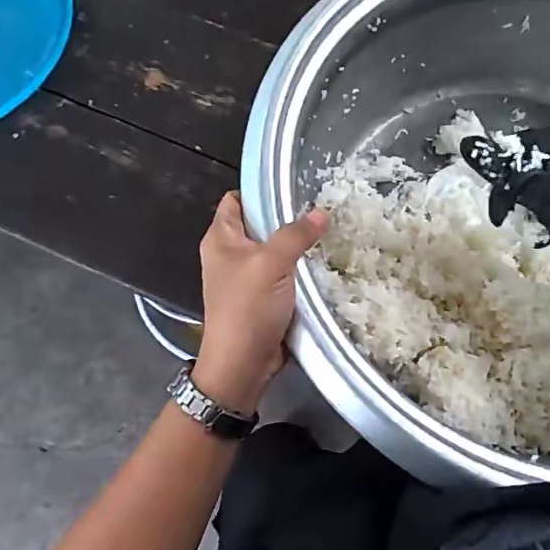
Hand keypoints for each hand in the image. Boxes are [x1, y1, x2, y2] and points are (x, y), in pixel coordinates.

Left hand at [191, 192, 328, 412]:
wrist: (243, 363)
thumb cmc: (247, 308)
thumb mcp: (271, 264)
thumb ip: (296, 235)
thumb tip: (321, 213)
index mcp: (220, 239)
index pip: (236, 200)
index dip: (259, 190)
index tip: (292, 185)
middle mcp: (230, 254)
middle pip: (260, 224)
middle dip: (287, 217)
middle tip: (320, 208)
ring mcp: (247, 277)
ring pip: (275, 250)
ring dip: (297, 246)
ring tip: (328, 232)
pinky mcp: (263, 297)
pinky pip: (284, 274)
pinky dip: (300, 270)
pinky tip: (323, 263)